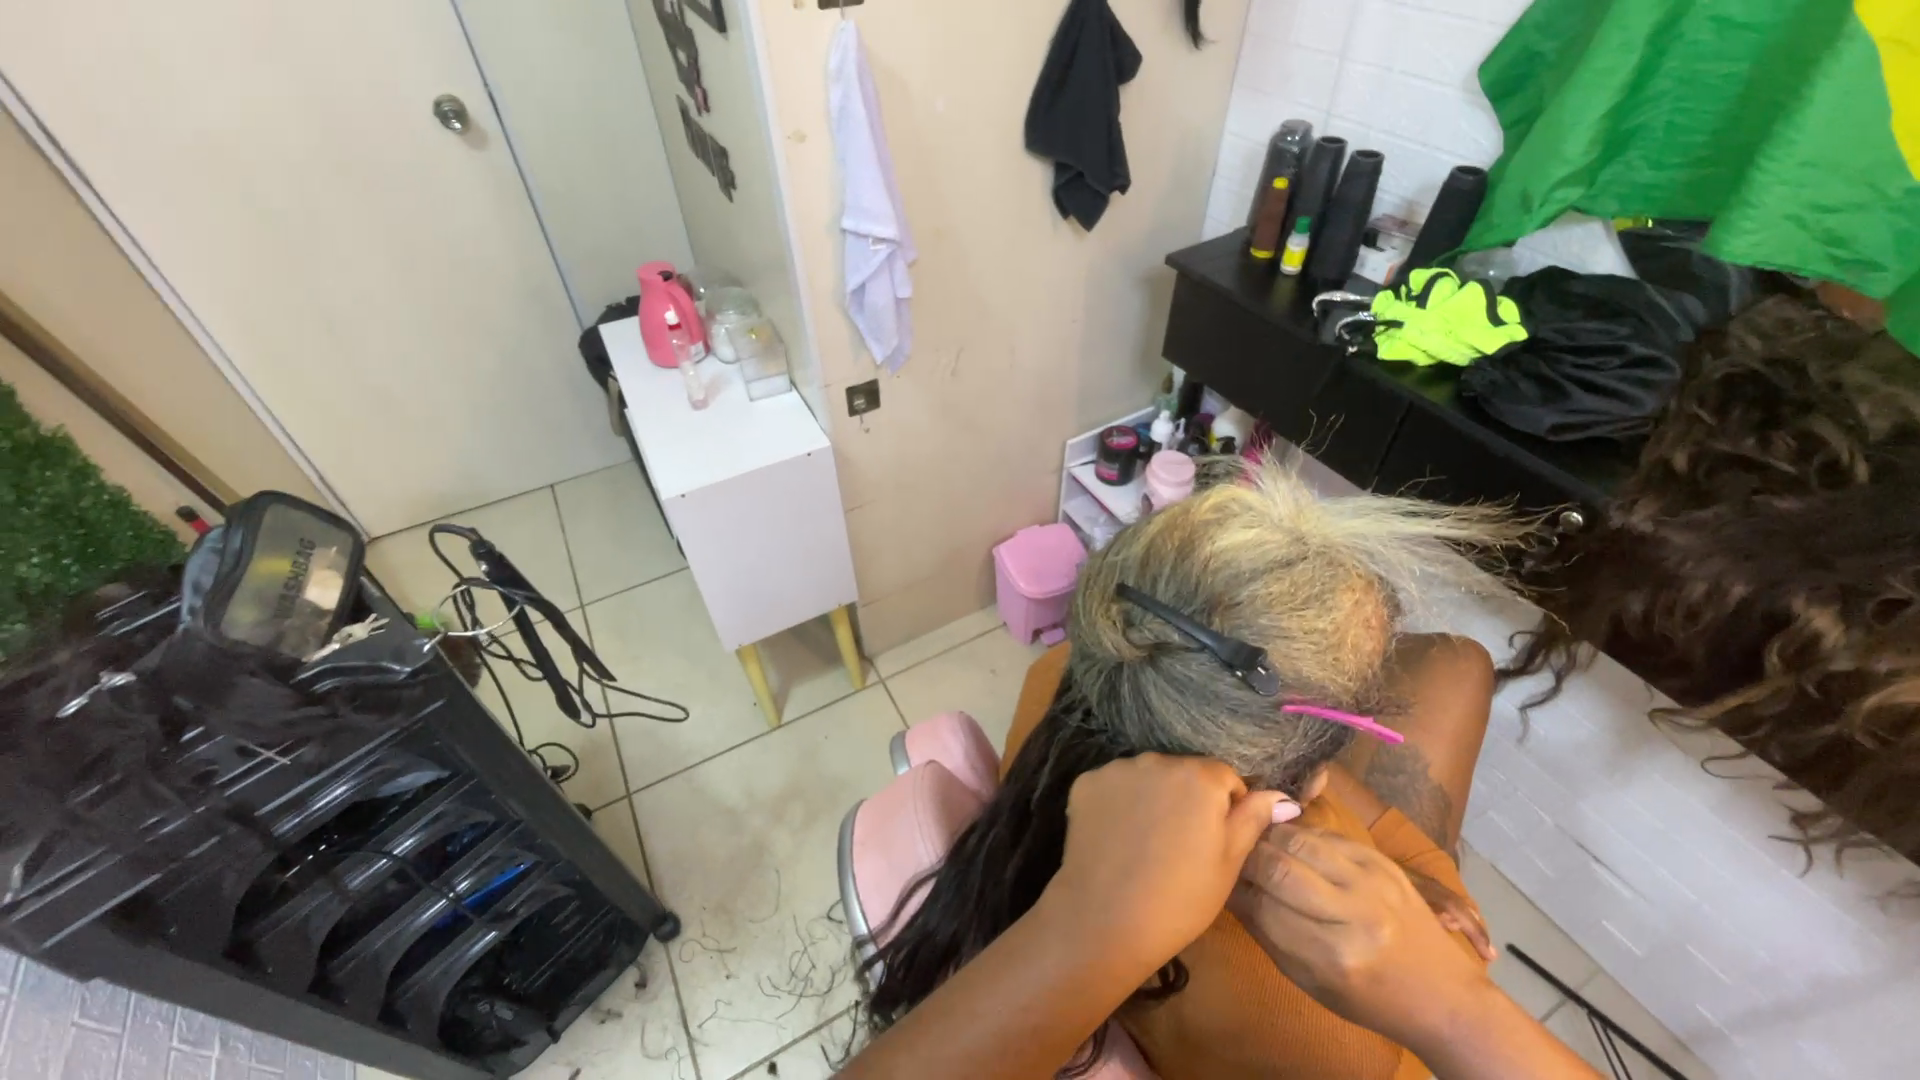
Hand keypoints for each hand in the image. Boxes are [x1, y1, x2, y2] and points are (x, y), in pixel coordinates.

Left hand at [1042, 754, 1289, 975]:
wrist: (1104, 921)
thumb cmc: (1180, 899)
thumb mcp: (1229, 864)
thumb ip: (1253, 819)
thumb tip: (1283, 797)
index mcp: (1199, 776)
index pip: (1224, 776)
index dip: (1225, 807)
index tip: (1211, 841)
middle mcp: (1156, 760)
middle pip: (1182, 772)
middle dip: (1186, 799)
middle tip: (1179, 845)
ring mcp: (1116, 769)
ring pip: (1146, 777)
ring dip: (1152, 797)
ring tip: (1146, 844)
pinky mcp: (1085, 783)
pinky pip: (1112, 786)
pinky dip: (1118, 803)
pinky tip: (1117, 838)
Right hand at [1228, 824, 1493, 1047]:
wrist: (1443, 995)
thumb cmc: (1368, 997)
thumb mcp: (1309, 979)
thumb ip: (1265, 929)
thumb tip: (1225, 886)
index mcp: (1332, 955)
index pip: (1261, 906)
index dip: (1232, 888)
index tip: (1216, 878)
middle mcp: (1353, 915)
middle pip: (1277, 866)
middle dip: (1245, 857)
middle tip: (1229, 854)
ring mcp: (1372, 882)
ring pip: (1297, 840)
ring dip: (1267, 838)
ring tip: (1254, 844)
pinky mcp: (1381, 861)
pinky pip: (1324, 835)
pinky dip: (1298, 836)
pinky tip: (1289, 844)